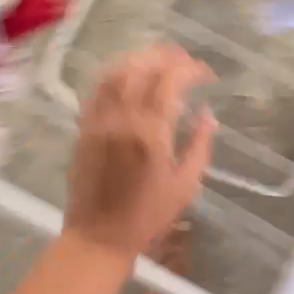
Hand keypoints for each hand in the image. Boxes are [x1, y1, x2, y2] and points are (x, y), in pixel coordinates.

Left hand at [64, 45, 216, 259]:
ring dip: (140, 58)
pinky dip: (115, 72)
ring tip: (161, 60)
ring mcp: (99, 120)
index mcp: (151, 134)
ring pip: (116, 71)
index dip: (191, 69)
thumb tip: (209, 114)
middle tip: (186, 61)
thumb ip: (199, 145)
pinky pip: (97, 88)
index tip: (207, 74)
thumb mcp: (185, 185)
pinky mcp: (84, 127)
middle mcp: (122, 119)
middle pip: (142, 68)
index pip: (170, 81)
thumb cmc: (148, 216)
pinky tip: (130, 72)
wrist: (98, 236)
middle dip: (167, 56)